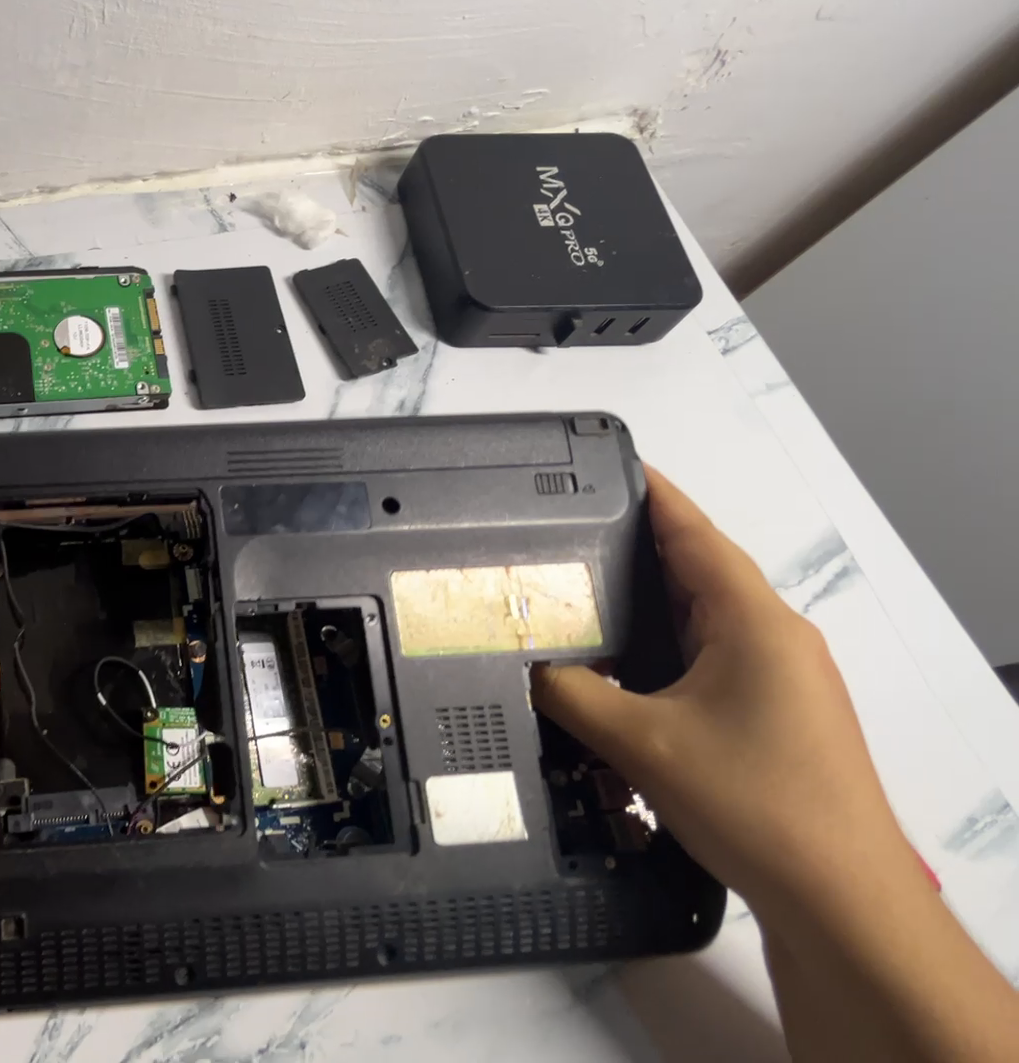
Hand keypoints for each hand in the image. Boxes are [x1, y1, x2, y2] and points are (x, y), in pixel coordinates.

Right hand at [533, 468, 1018, 1061]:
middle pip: (696, 569)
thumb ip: (568, 691)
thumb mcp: (637, 740)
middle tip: (560, 526)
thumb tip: (522, 665)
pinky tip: (614, 657)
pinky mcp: (770, 711)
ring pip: (698, 615)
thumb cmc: (752, 801)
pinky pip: (703, 653)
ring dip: (645, 596)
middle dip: (632, 542)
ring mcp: (778, 677)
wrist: (839, 897)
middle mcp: (773, 638)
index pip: (695, 535)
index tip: (602, 463)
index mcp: (753, 624)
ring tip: (575, 583)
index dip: (651, 493)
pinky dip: (658, 641)